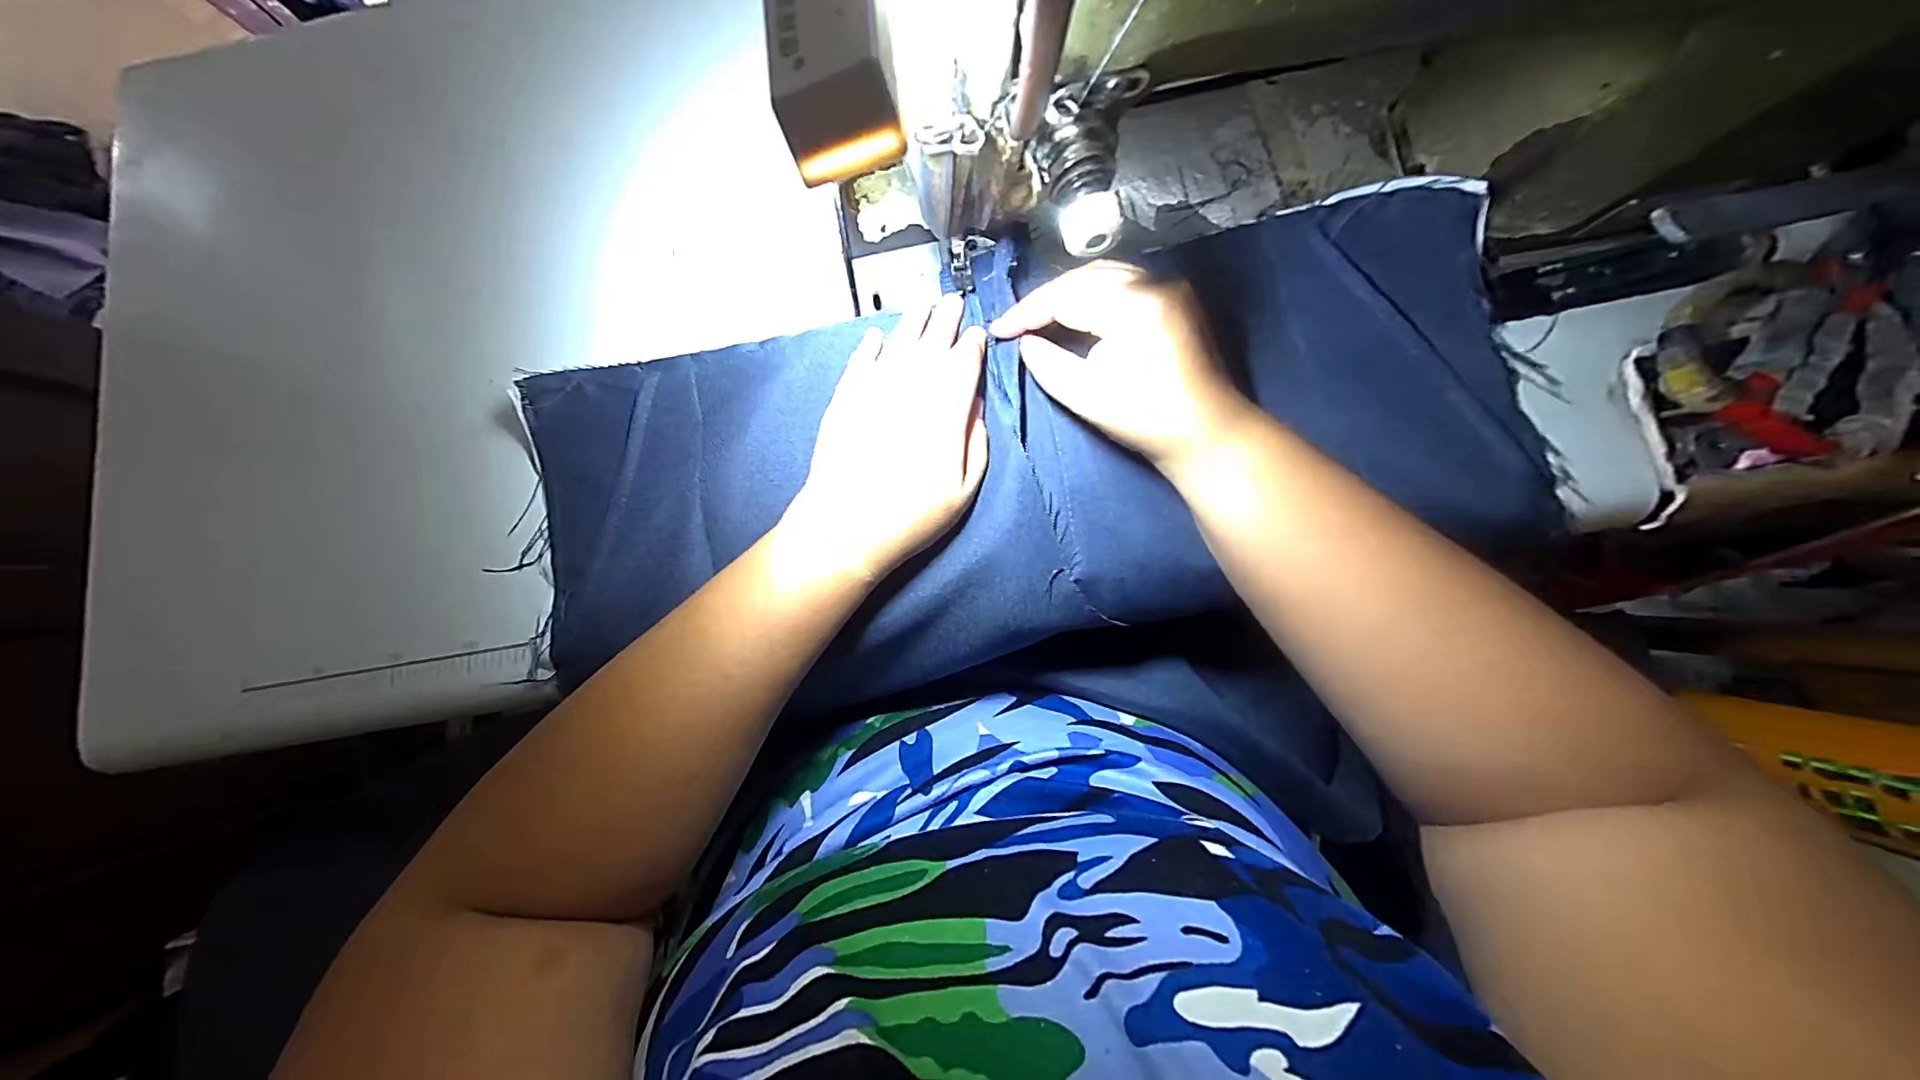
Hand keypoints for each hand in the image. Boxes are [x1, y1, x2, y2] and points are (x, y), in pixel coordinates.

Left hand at [781, 294, 988, 582]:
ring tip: (923, 305)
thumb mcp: (964, 487)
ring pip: (898, 343)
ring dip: (913, 321)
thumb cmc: (912, 514)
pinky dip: (870, 345)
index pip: (964, 362)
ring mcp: (875, 388)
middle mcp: (912, 386)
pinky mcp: (845, 397)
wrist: (846, 524)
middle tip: (953, 301)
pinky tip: (877, 336)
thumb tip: (976, 406)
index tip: (978, 334)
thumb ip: (976, 441)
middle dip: (946, 318)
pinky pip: (861, 361)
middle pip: (932, 341)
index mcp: (946, 407)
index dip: (973, 344)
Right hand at [989, 260, 1254, 472]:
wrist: (1209, 433)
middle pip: (1083, 277)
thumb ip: (1047, 364)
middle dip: (1046, 299)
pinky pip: (1124, 282)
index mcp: (1132, 306)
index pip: (1065, 296)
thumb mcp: (1086, 397)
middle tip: (1017, 324)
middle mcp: (1153, 284)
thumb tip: (1025, 342)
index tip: (1000, 329)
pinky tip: (1077, 313)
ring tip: (1040, 317)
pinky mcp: (1176, 297)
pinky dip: (1094, 294)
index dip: (1027, 312)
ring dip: (1068, 293)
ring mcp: (1169, 287)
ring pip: (1103, 275)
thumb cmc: (1147, 421)